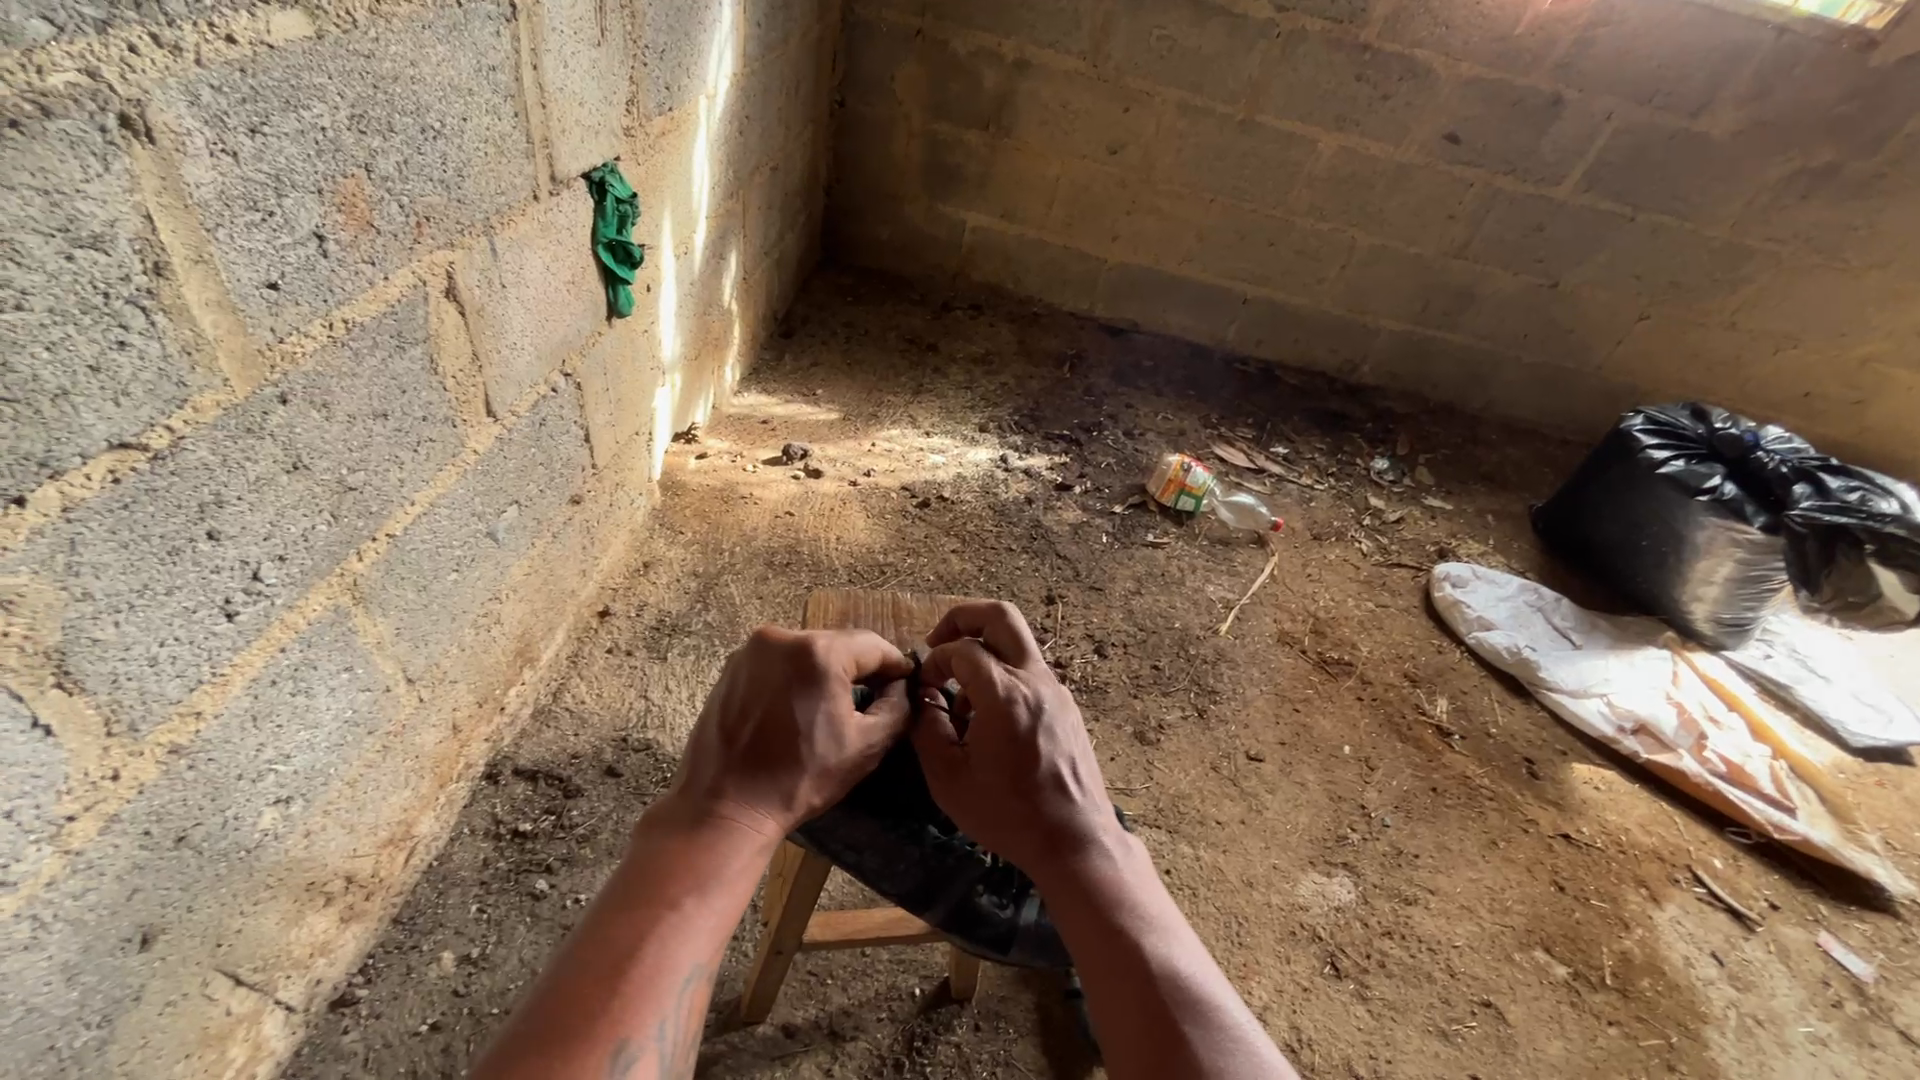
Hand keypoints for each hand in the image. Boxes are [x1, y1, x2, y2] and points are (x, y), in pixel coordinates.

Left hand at [667, 627, 914, 841]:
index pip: (874, 645)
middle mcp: (782, 637)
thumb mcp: (865, 746)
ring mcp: (751, 650)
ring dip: (824, 673)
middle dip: (859, 669)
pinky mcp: (731, 667)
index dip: (895, 665)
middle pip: (839, 645)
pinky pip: (778, 663)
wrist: (723, 807)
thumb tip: (901, 687)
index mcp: (819, 652)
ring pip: (807, 652)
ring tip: (831, 708)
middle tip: (873, 699)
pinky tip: (796, 710)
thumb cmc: (799, 778)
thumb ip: (897, 707)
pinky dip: (794, 679)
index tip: (906, 684)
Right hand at [911, 602, 1119, 872]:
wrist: (1074, 839)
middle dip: (963, 618)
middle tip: (938, 642)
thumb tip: (923, 697)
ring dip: (983, 653)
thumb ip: (928, 728)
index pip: (961, 649)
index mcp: (1004, 694)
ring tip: (962, 702)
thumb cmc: (1007, 813)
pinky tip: (989, 722)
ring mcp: (1056, 690)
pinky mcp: (1066, 705)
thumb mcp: (948, 778)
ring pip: (1017, 643)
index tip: (924, 688)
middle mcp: (1034, 679)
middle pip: (1000, 616)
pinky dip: (1002, 677)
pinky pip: (1029, 672)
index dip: (934, 662)